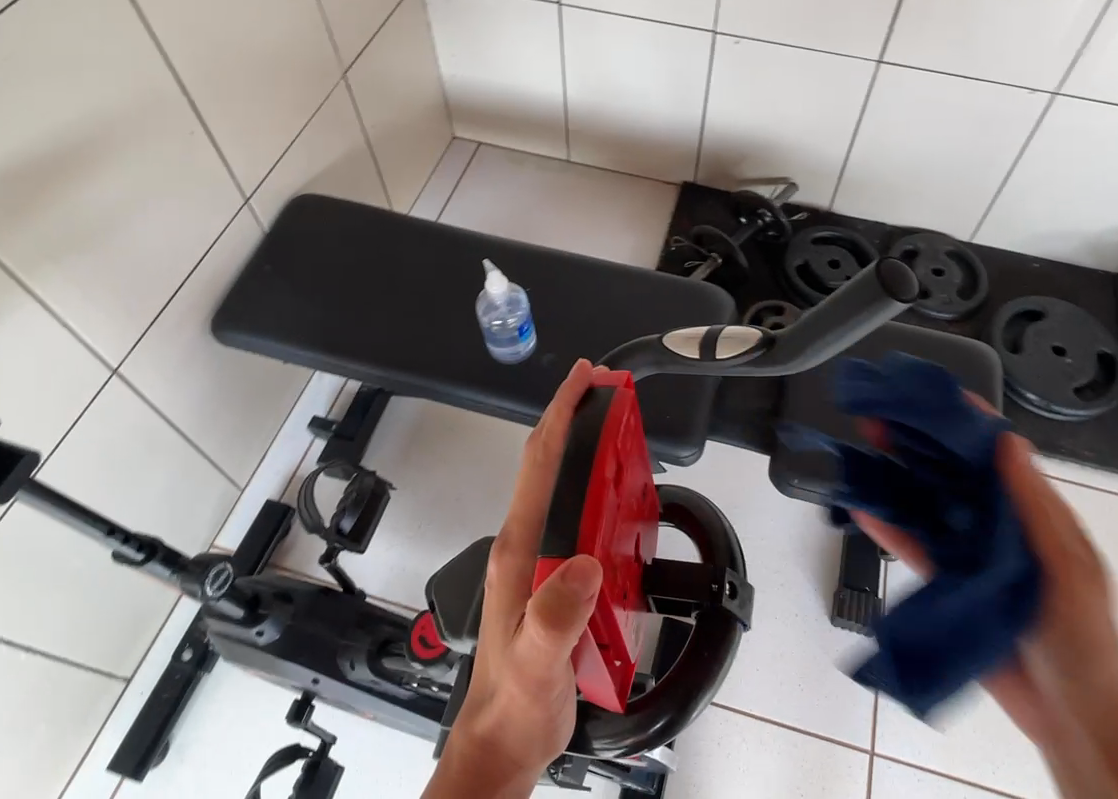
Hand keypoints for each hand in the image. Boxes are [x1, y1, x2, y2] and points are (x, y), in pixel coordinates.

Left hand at [423, 361, 607, 798]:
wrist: (505, 738)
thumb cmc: (516, 701)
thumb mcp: (537, 661)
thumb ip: (555, 614)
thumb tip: (585, 562)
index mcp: (519, 548)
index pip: (539, 466)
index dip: (560, 416)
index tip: (581, 380)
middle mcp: (524, 543)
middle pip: (546, 464)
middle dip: (570, 417)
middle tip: (603, 387)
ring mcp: (537, 558)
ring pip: (559, 485)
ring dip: (580, 446)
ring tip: (610, 423)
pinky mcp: (551, 576)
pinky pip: (573, 514)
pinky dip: (590, 485)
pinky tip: (612, 488)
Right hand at [853, 395, 1117, 797]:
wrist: (1074, 720)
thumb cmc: (1085, 641)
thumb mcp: (1069, 569)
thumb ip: (1035, 507)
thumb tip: (1007, 441)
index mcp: (1039, 515)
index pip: (1000, 456)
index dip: (969, 423)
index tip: (933, 394)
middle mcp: (1003, 527)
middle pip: (956, 474)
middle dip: (921, 444)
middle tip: (879, 417)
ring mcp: (975, 556)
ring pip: (932, 506)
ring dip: (900, 478)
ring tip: (864, 448)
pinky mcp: (952, 585)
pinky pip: (917, 549)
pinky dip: (891, 528)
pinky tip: (864, 508)